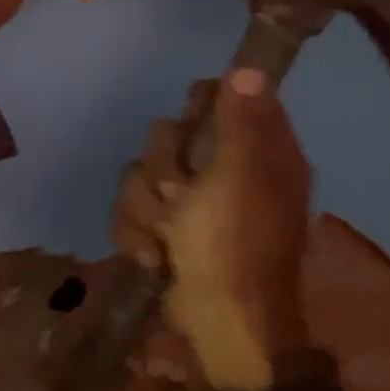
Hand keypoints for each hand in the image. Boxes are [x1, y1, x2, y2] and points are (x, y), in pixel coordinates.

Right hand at [113, 68, 312, 390]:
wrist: (218, 323)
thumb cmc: (232, 246)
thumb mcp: (238, 179)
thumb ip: (239, 124)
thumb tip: (247, 67)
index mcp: (259, 155)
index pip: (218, 99)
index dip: (197, 110)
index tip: (190, 134)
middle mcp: (226, 172)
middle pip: (166, 136)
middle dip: (160, 170)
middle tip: (179, 195)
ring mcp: (193, 202)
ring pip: (140, 173)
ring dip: (145, 208)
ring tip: (165, 237)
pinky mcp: (166, 228)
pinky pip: (130, 208)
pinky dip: (136, 233)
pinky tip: (154, 254)